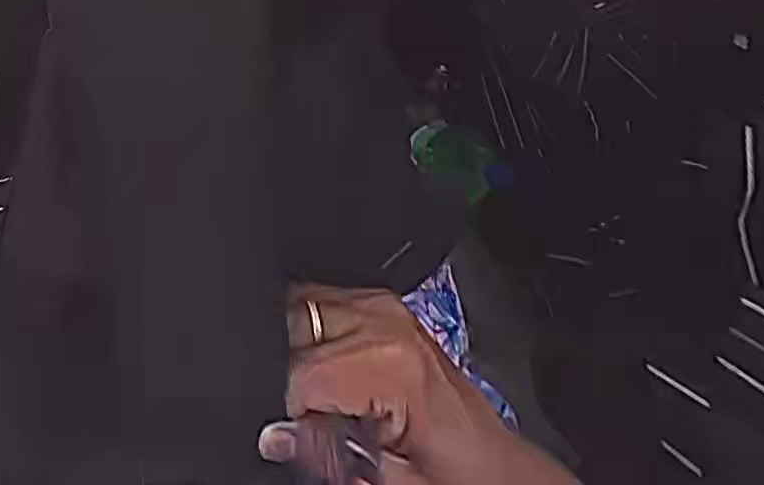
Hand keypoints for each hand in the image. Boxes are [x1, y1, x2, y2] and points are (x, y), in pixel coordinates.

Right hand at [262, 285, 577, 484]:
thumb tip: (274, 435)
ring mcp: (381, 302)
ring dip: (301, 346)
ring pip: (302, 304)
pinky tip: (334, 363)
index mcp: (392, 363)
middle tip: (317, 414)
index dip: (295, 410)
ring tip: (329, 390)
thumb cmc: (450, 468)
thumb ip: (327, 453)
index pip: (304, 372)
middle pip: (297, 326)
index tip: (306, 433)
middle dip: (293, 371)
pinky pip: (321, 299)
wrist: (488, 456)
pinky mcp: (378, 298)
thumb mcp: (390, 479)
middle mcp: (385, 320)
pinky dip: (313, 328)